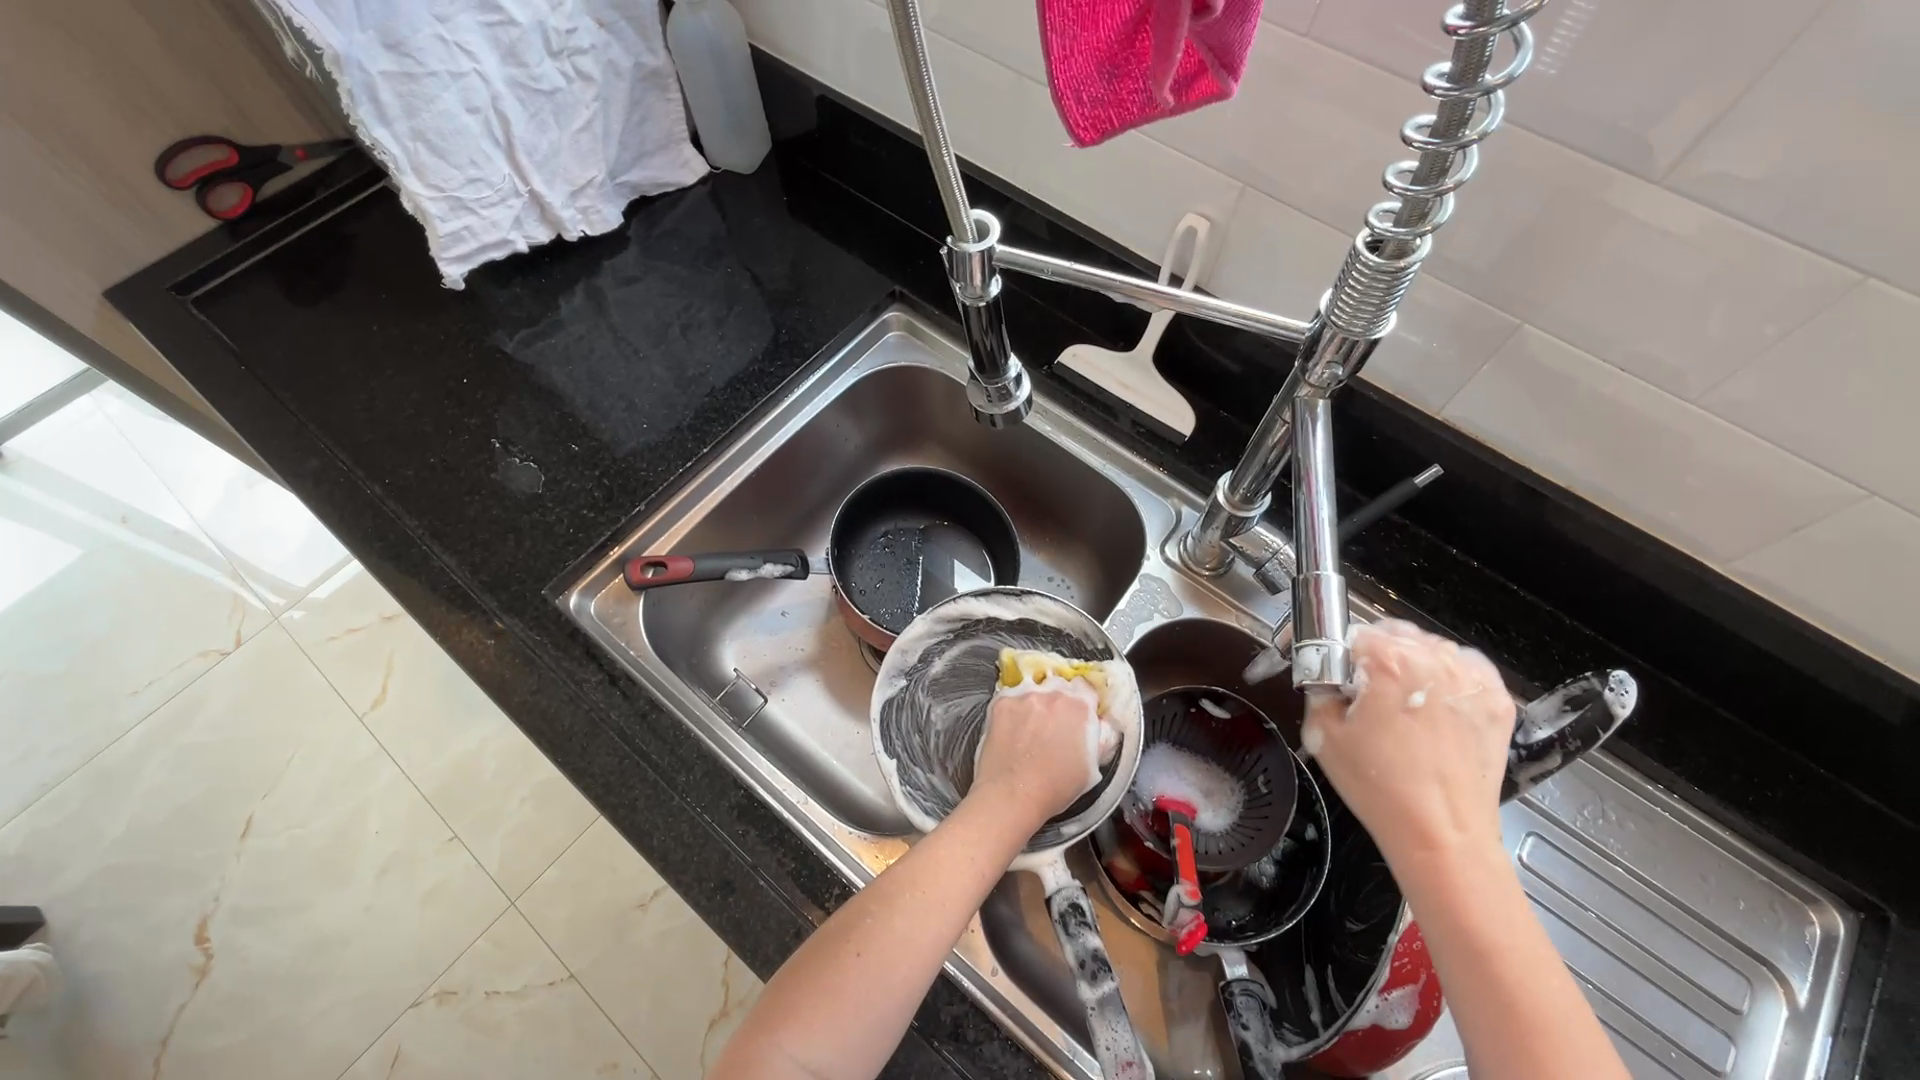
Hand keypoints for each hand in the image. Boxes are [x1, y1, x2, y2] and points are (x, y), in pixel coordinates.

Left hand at [969, 683, 1102, 829]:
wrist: (1012, 795)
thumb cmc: (1056, 788)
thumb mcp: (1093, 766)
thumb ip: (1099, 739)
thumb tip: (1099, 726)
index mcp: (1080, 707)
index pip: (1086, 688)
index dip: (1083, 702)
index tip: (1077, 716)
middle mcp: (1054, 693)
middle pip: (1059, 686)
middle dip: (1058, 701)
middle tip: (1052, 725)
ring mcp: (1025, 695)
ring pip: (1033, 690)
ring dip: (1035, 704)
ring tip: (1028, 729)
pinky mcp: (1001, 702)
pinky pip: (1011, 698)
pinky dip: (1013, 710)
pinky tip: (1011, 730)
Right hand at [1302, 619, 1515, 865]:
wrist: (1441, 833)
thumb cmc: (1379, 787)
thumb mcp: (1323, 734)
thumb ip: (1318, 689)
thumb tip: (1325, 675)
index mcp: (1388, 662)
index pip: (1351, 632)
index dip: (1330, 649)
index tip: (1321, 665)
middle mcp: (1434, 659)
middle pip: (1392, 633)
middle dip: (1370, 654)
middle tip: (1359, 689)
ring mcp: (1471, 678)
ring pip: (1429, 647)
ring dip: (1409, 662)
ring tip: (1398, 700)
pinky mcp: (1496, 700)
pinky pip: (1465, 668)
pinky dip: (1447, 677)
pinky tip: (1432, 705)